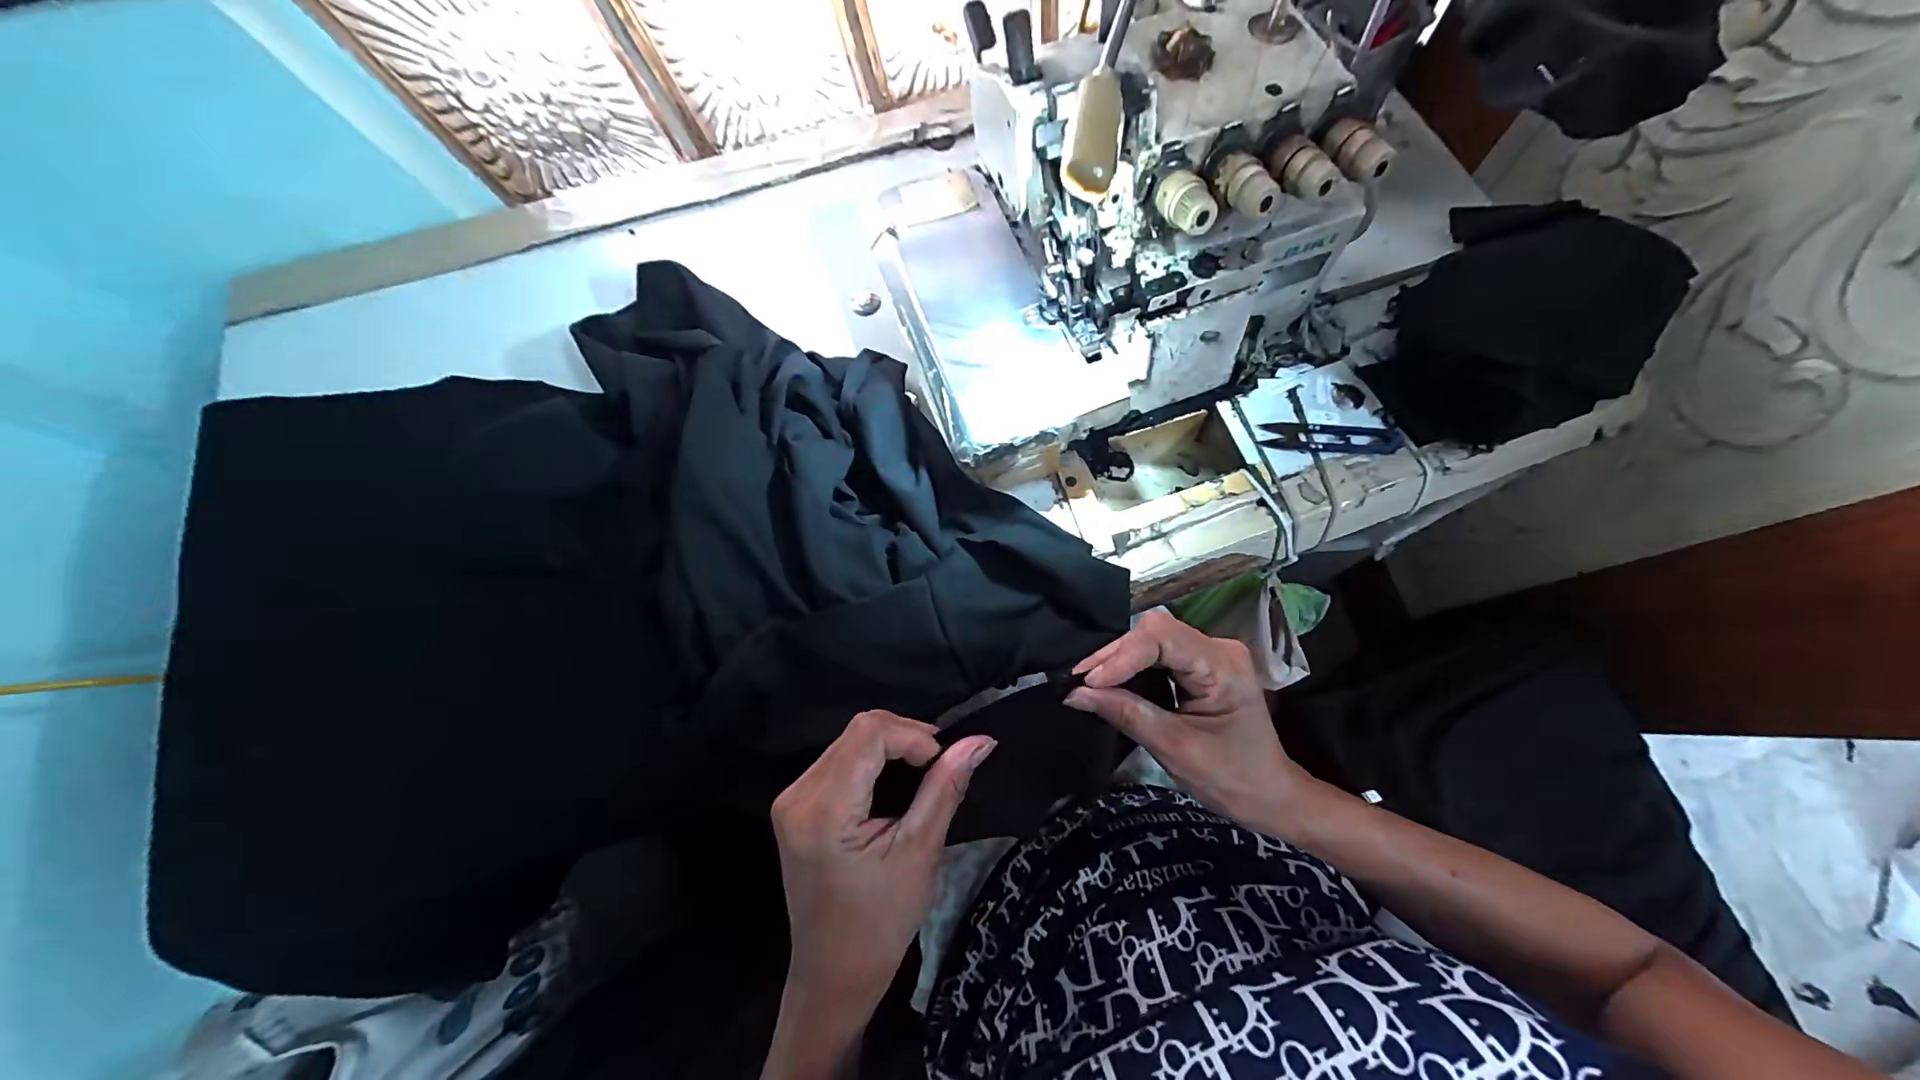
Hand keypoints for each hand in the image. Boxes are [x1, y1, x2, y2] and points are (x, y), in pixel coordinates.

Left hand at [764, 710, 994, 1079]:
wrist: (834, 974)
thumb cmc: (880, 924)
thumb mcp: (920, 853)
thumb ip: (945, 788)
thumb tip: (979, 740)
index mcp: (823, 809)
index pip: (869, 733)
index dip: (914, 736)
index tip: (944, 764)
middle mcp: (798, 794)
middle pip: (858, 731)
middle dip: (906, 739)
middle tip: (939, 768)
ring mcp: (792, 798)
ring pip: (850, 741)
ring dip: (891, 749)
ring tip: (922, 778)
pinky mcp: (796, 805)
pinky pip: (840, 759)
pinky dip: (874, 762)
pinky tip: (894, 787)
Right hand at [1065, 609, 1308, 829]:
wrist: (1271, 796)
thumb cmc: (1232, 778)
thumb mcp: (1174, 748)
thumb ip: (1126, 713)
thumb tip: (1076, 693)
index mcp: (1223, 665)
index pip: (1161, 638)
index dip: (1120, 656)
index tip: (1087, 682)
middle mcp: (1218, 648)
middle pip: (1154, 632)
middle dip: (1114, 655)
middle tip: (1078, 681)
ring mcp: (1209, 654)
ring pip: (1151, 639)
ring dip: (1117, 658)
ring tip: (1086, 680)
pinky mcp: (1199, 665)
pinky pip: (1157, 653)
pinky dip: (1129, 665)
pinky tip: (1107, 680)